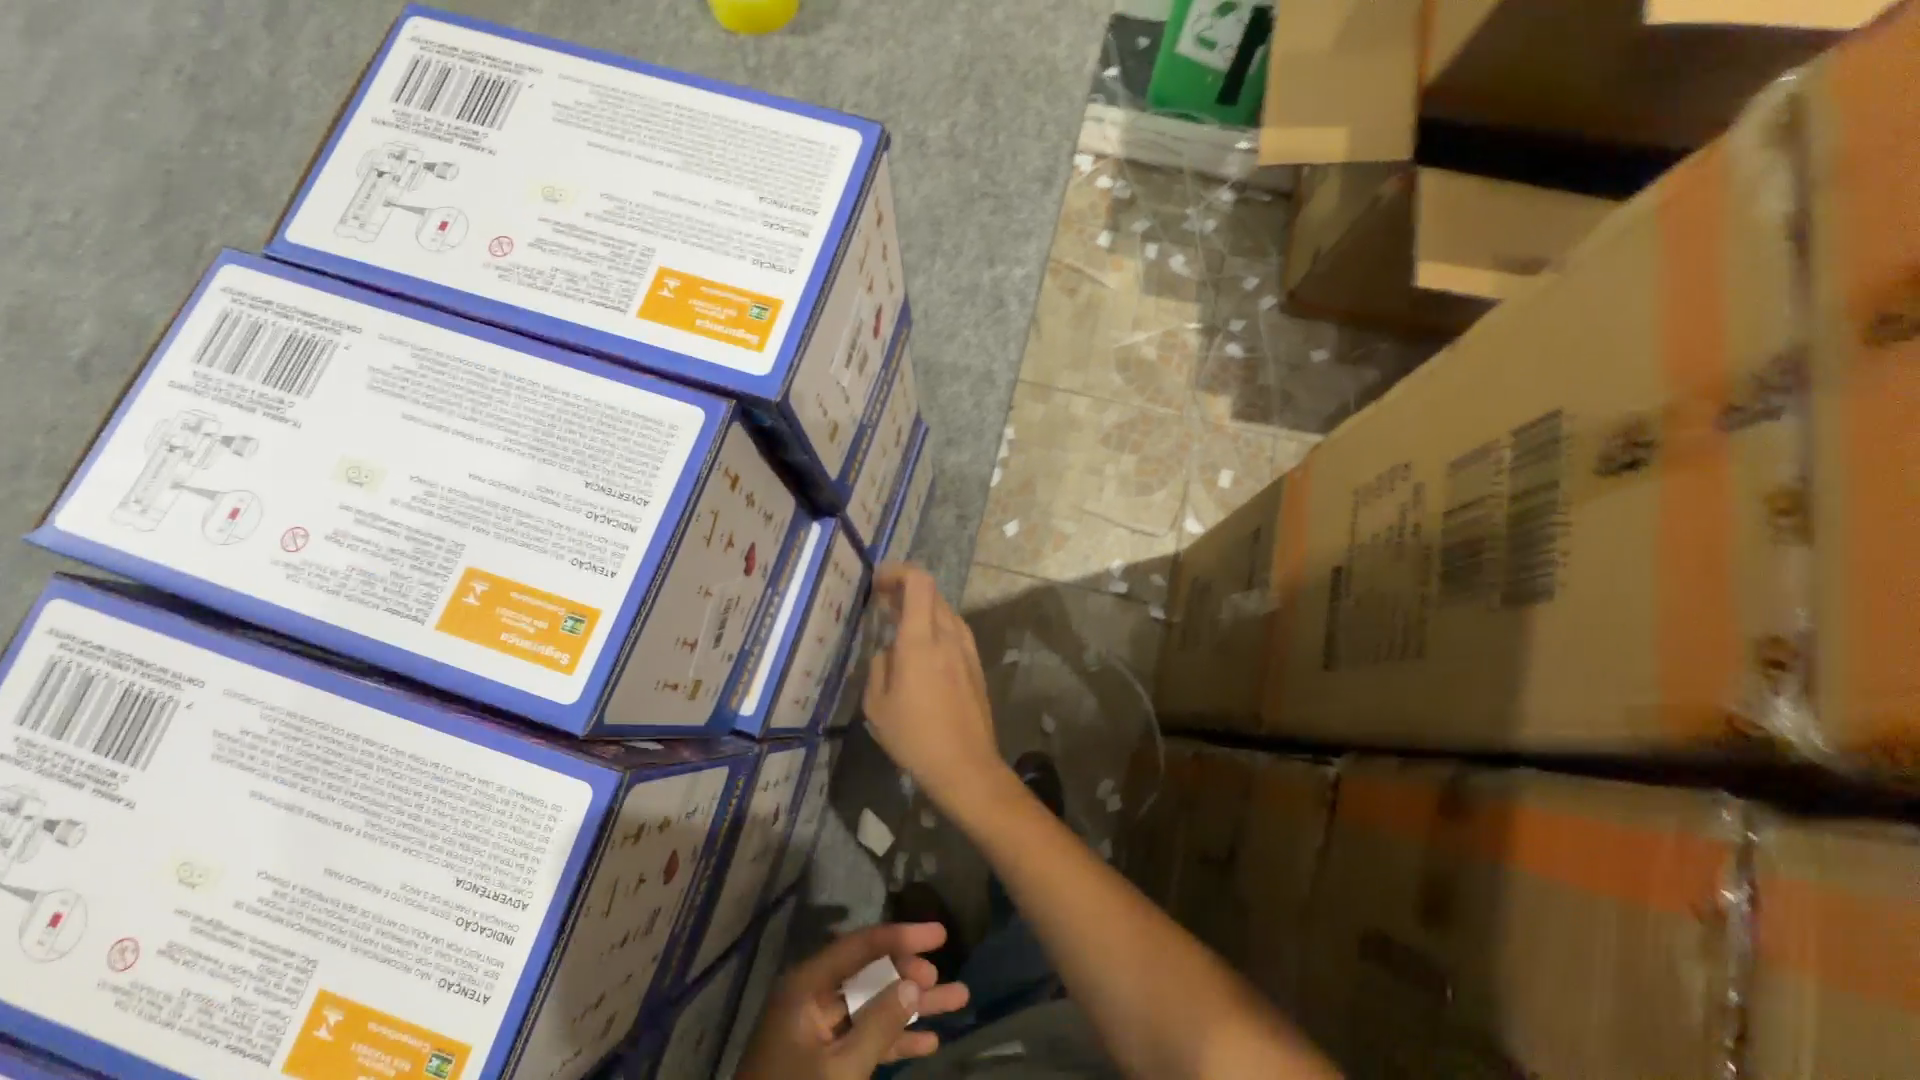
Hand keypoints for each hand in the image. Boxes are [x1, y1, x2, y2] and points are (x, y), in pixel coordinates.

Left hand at [734, 923, 969, 1078]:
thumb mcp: (841, 1068)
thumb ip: (879, 1024)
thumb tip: (912, 985)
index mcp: (806, 986)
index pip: (860, 946)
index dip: (902, 937)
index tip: (941, 934)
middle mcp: (811, 997)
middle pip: (869, 973)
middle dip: (909, 974)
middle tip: (940, 980)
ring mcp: (817, 1028)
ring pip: (873, 1005)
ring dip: (913, 1007)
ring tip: (959, 1000)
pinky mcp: (822, 1057)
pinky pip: (864, 1035)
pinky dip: (895, 1037)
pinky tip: (930, 1041)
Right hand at [863, 563, 1010, 807]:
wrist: (965, 766)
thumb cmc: (914, 737)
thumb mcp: (877, 705)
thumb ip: (879, 667)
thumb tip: (887, 651)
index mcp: (921, 640)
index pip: (918, 583)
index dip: (898, 572)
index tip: (878, 583)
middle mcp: (948, 636)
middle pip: (932, 594)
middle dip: (906, 590)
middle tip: (883, 604)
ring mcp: (967, 650)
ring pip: (946, 612)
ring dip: (923, 610)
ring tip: (900, 627)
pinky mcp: (976, 666)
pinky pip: (955, 632)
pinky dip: (937, 628)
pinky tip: (923, 651)